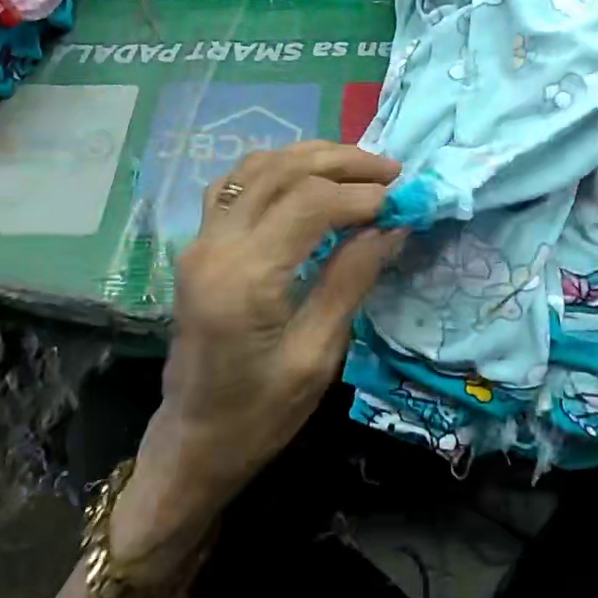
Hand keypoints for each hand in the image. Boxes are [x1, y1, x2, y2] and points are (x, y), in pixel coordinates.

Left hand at [109, 142, 405, 571]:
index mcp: (246, 277)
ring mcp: (199, 242)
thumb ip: (351, 280)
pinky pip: (233, 187)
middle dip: (340, 163)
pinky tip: (304, 181)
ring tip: (356, 169)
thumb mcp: (317, 355)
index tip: (402, 200)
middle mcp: (215, 246)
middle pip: (280, 171)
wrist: (195, 438)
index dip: (361, 193)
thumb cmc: (261, 414)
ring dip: (308, 159)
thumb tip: (392, 225)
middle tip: (390, 170)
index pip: (309, 202)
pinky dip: (273, 172)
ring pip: (253, 169)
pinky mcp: (197, 248)